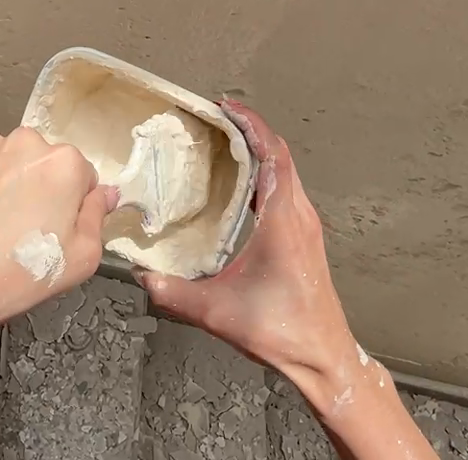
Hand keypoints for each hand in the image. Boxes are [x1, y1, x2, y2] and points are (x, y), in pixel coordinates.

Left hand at [0, 127, 117, 354]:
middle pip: (51, 166)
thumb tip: (105, 194)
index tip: (61, 236)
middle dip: (49, 193)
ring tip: (1, 233)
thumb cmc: (15, 275)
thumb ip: (99, 218)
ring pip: (18, 167)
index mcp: (64, 162)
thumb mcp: (80, 259)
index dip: (78, 209)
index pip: (86, 178)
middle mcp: (27, 142)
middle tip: (33, 236)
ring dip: (18, 189)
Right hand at [135, 100, 358, 388]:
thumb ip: (175, 292)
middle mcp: (299, 215)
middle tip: (218, 116)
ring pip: (285, 169)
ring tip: (226, 139)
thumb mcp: (219, 312)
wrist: (326, 360)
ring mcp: (305, 224)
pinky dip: (265, 170)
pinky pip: (286, 186)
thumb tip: (142, 276)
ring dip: (260, 147)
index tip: (226, 106)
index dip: (251, 125)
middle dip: (251, 128)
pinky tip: (241, 179)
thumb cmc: (283, 333)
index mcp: (283, 221)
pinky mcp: (305, 235)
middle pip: (280, 153)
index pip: (272, 154)